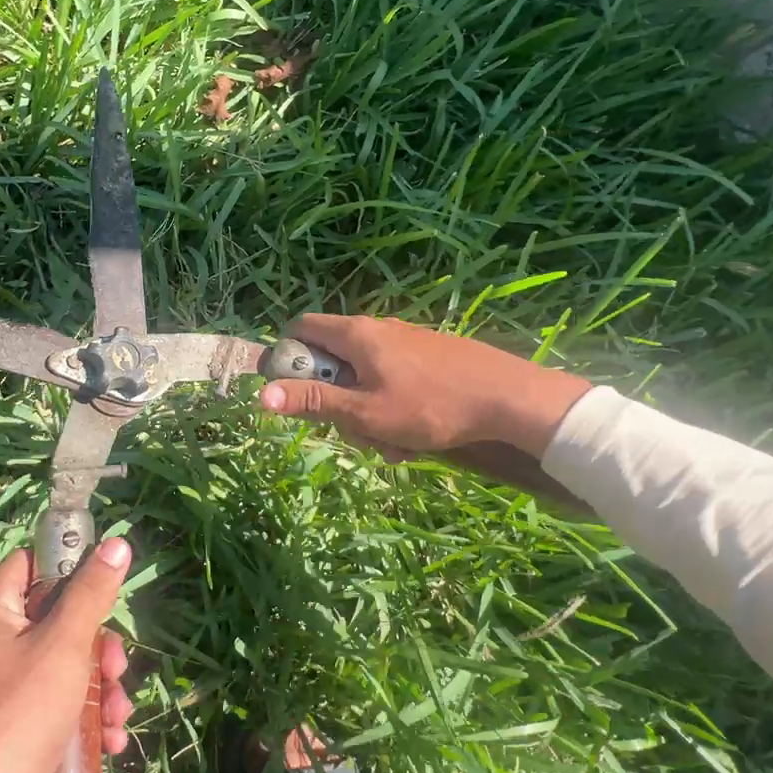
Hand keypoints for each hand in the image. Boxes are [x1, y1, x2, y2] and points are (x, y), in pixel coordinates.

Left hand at [0, 539, 134, 772]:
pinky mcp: (8, 721)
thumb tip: (117, 542)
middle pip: (58, 619)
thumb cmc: (20, 707)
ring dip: (100, 687)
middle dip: (100, 648)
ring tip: (117, 716)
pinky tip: (107, 738)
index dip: (70, 567)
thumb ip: (91, 592)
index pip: (33, 563)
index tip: (103, 587)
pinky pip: (52, 702)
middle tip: (117, 669)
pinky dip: (83, 714)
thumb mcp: (63, 643)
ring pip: (63, 665)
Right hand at [258, 314, 591, 459]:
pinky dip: (391, 408)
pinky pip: (392, 380)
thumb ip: (314, 402)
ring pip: (364, 377)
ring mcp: (406, 341)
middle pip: (333, 359)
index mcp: (355, 334)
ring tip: (391, 445)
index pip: (301, 327)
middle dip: (334, 399)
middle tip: (352, 432)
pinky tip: (412, 438)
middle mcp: (378, 328)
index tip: (294, 393)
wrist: (510, 399)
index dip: (287, 357)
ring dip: (366, 412)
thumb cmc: (430, 406)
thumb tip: (262, 395)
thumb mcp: (365, 412)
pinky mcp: (429, 356)